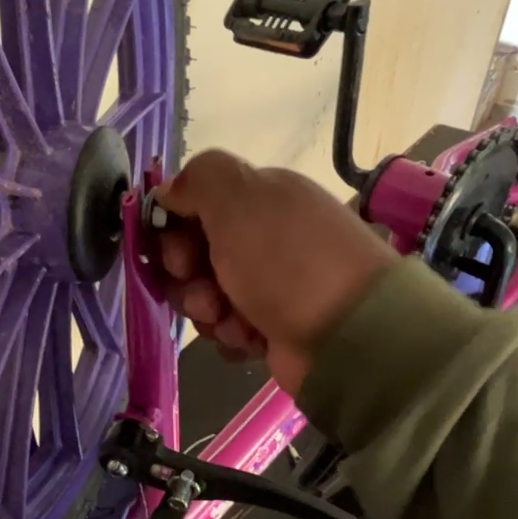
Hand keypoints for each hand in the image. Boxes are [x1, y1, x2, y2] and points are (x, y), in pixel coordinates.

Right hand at [153, 149, 396, 393]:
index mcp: (259, 199)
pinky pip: (226, 330)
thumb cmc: (287, 262)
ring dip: (209, 313)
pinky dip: (232, 337)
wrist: (347, 334)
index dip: (173, 233)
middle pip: (192, 257)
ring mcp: (267, 284)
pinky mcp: (270, 327)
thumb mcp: (239, 199)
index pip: (191, 207)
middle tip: (209, 296)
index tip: (181, 256)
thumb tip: (169, 192)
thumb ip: (198, 179)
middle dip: (189, 281)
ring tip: (236, 323)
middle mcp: (262, 238)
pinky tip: (253, 339)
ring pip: (204, 298)